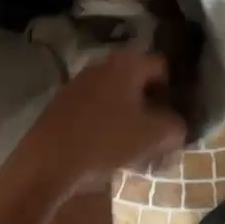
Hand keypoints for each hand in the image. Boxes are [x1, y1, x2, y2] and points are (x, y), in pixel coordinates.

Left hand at [17, 52, 188, 192]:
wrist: (48, 159)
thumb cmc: (106, 140)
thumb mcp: (153, 136)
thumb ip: (175, 126)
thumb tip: (176, 126)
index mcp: (126, 64)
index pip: (162, 67)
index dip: (174, 92)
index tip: (176, 119)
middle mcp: (102, 66)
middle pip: (138, 84)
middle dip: (152, 111)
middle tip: (159, 140)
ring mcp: (80, 83)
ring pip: (118, 100)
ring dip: (131, 122)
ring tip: (137, 154)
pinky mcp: (64, 104)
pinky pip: (97, 111)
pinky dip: (108, 128)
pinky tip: (110, 155)